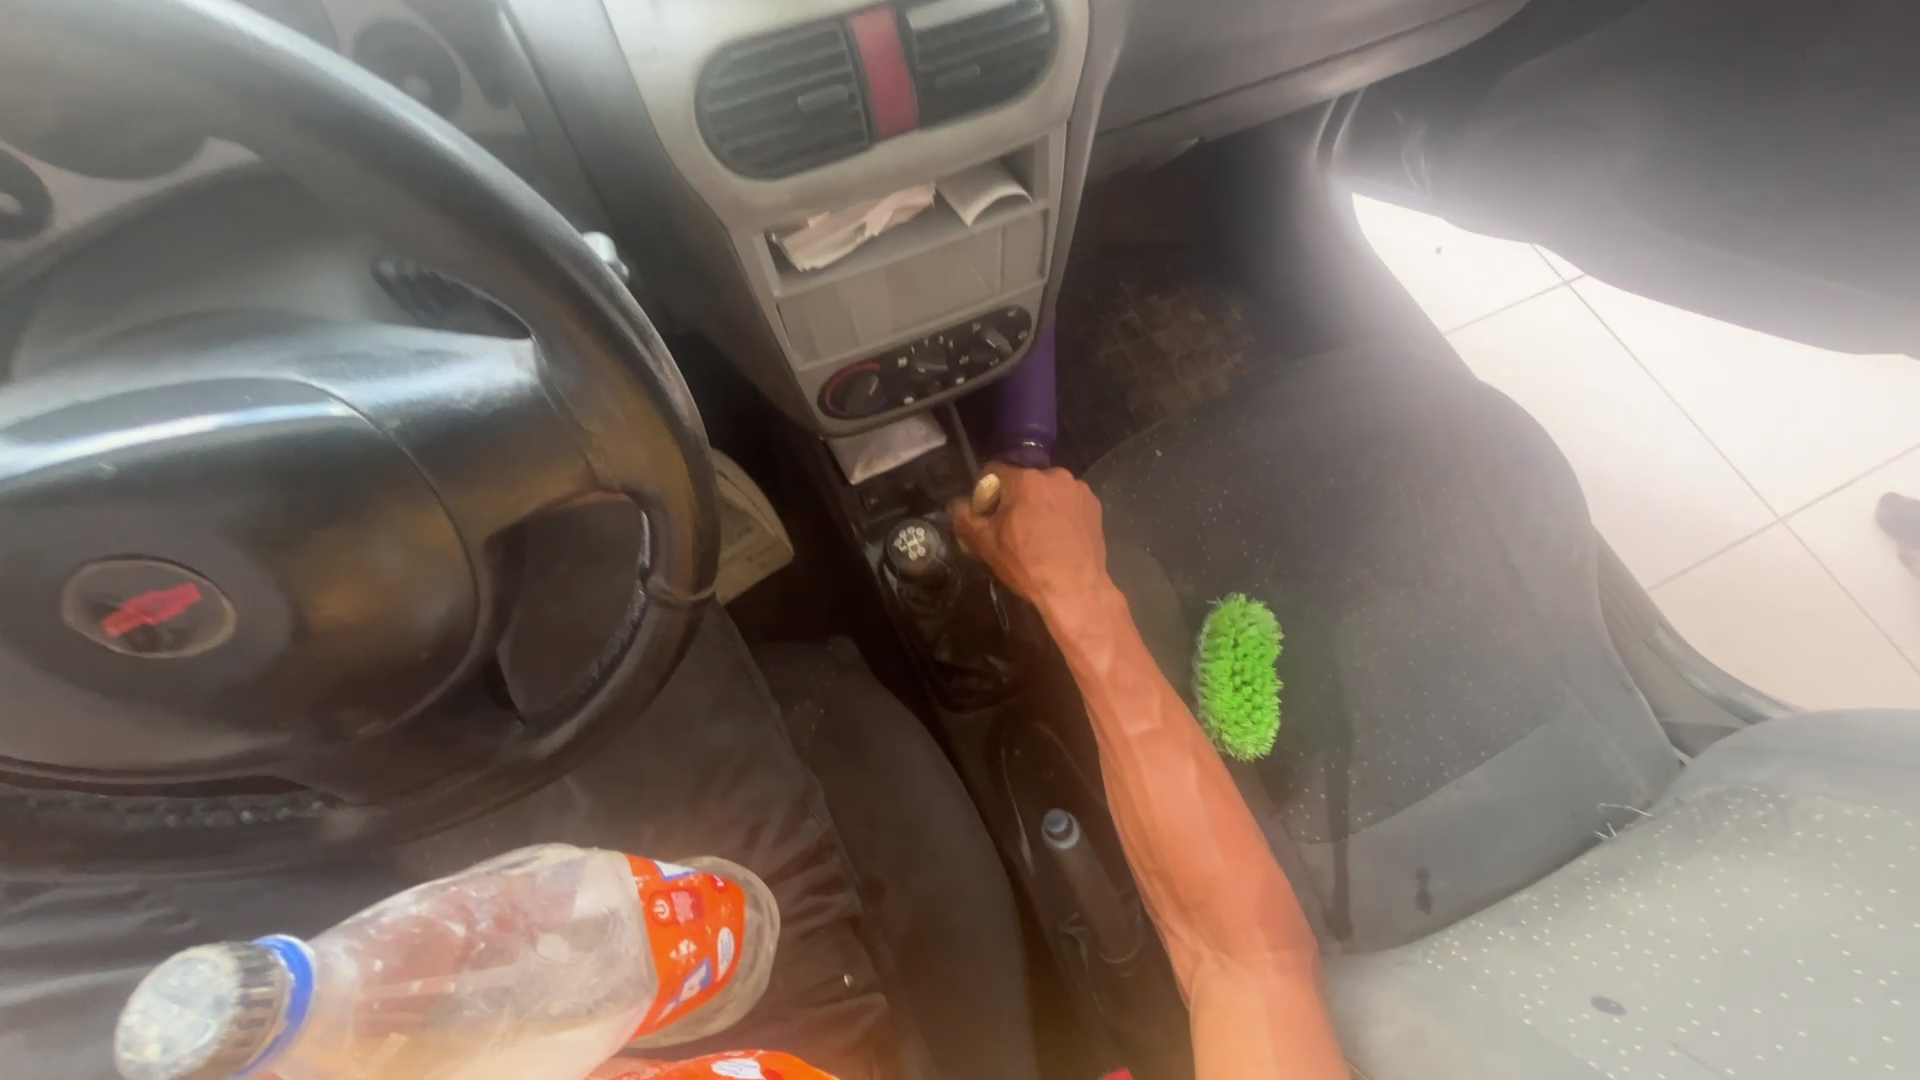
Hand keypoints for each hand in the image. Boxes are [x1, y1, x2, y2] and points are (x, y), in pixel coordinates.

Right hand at [949, 465, 1108, 608]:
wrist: (1075, 589)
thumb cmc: (1027, 565)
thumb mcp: (986, 544)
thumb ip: (965, 518)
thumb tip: (956, 504)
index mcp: (1025, 480)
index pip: (994, 472)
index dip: (985, 493)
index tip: (986, 515)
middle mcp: (1054, 475)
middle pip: (1023, 481)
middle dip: (1014, 499)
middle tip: (1013, 528)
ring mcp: (1078, 489)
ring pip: (1048, 490)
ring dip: (1039, 504)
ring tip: (1039, 534)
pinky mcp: (1094, 504)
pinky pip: (1068, 501)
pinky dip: (1061, 512)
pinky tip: (1060, 536)